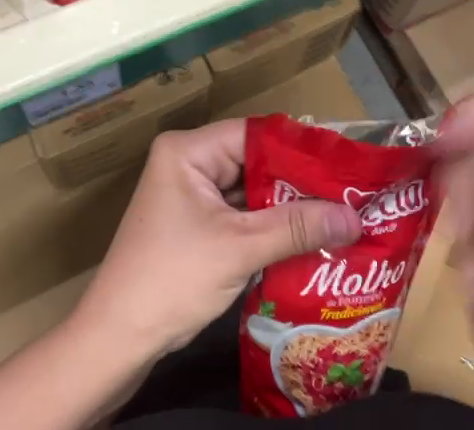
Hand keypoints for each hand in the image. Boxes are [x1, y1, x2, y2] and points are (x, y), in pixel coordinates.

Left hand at [73, 119, 362, 361]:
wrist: (118, 338)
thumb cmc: (171, 280)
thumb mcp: (239, 249)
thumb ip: (297, 227)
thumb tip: (355, 217)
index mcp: (187, 152)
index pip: (255, 135)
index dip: (300, 149)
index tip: (345, 166)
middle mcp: (188, 164)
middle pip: (256, 162)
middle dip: (299, 182)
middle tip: (351, 195)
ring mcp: (191, 196)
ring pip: (252, 191)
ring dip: (289, 207)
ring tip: (342, 215)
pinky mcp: (196, 225)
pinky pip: (242, 216)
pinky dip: (271, 227)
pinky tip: (311, 238)